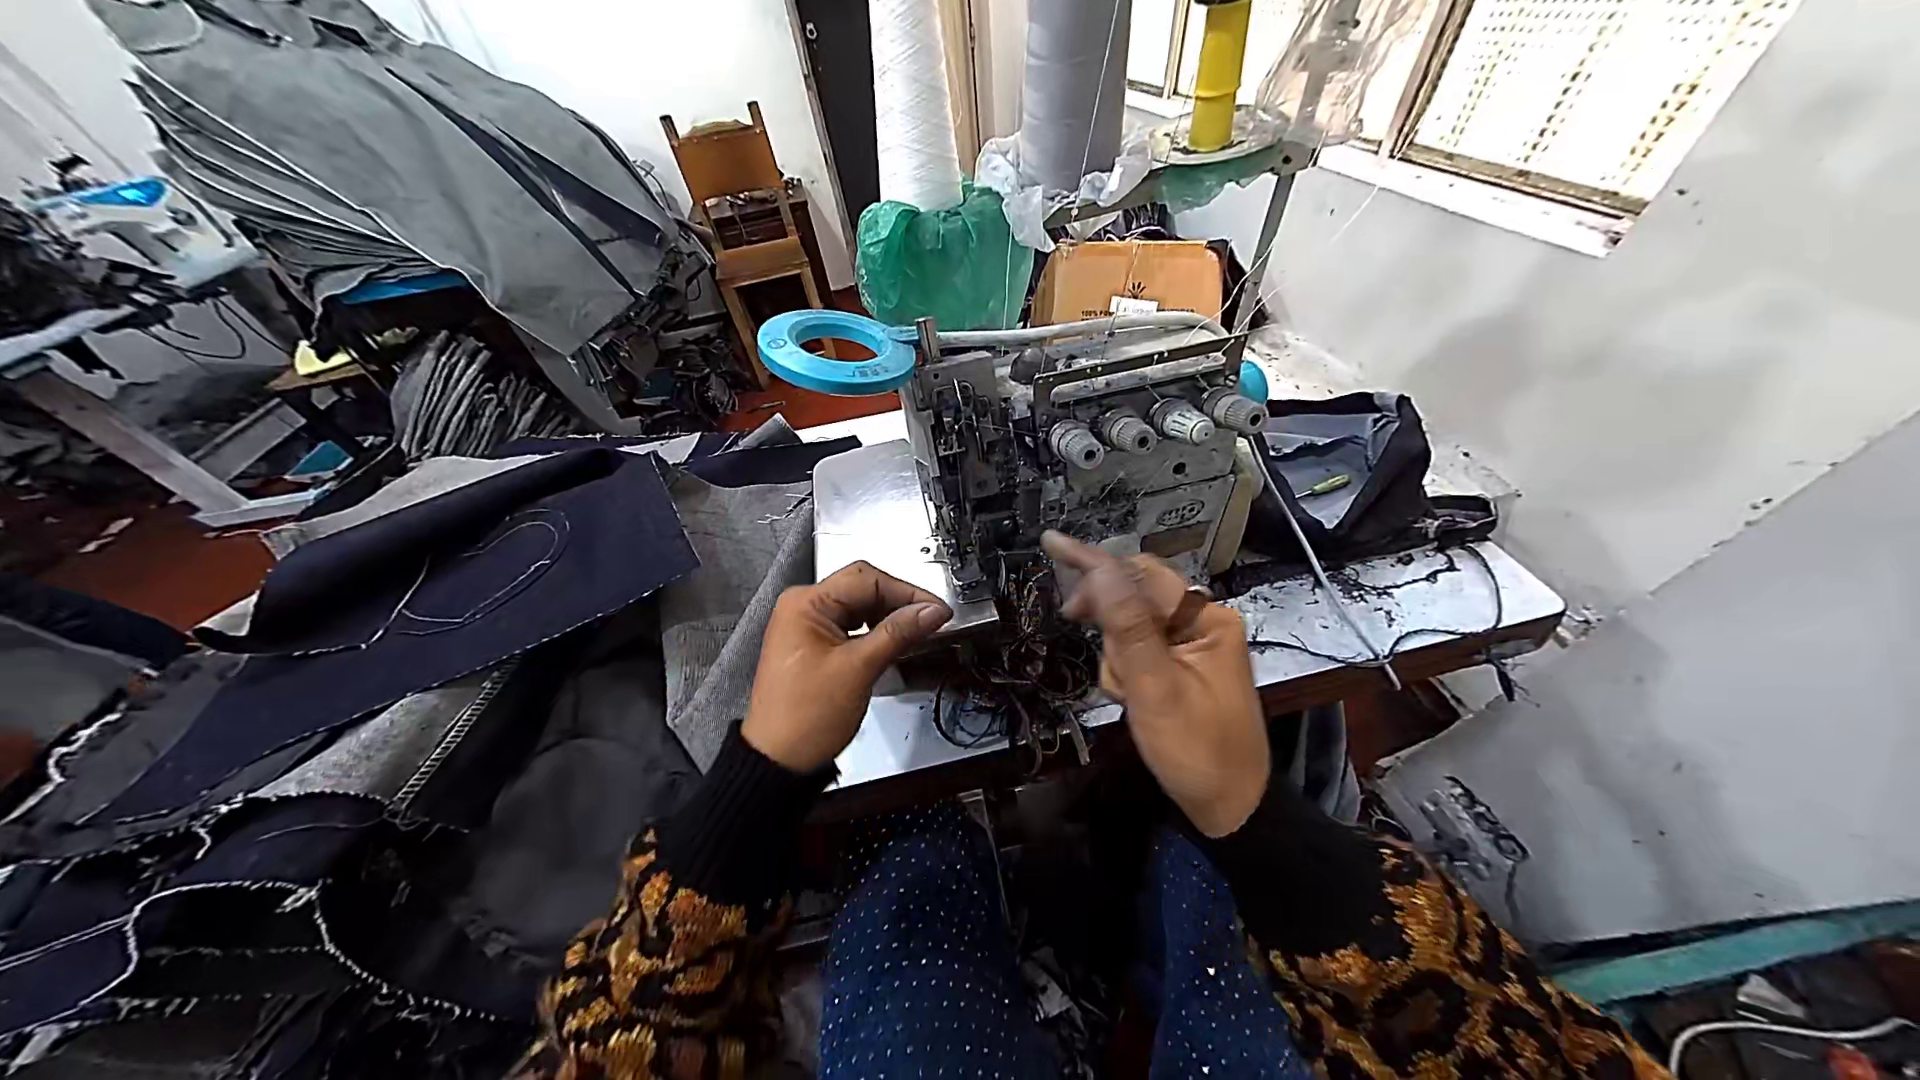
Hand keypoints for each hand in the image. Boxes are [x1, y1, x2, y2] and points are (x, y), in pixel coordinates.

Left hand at [743, 561, 951, 771]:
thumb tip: (929, 611)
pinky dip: (877, 632)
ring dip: (891, 617)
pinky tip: (895, 642)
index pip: (867, 580)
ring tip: (918, 631)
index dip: (907, 592)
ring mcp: (807, 627)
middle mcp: (802, 609)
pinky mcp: (815, 645)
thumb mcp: (858, 670)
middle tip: (932, 619)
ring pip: (860, 608)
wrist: (779, 762)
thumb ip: (898, 633)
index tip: (935, 609)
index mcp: (805, 604)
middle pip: (864, 589)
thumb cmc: (802, 719)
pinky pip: (853, 626)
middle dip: (900, 603)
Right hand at [1043, 531, 1268, 836]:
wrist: (1228, 807)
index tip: (1051, 542)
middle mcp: (1201, 622)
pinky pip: (1138, 650)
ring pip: (1129, 627)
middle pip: (1133, 598)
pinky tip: (1133, 698)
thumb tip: (1101, 569)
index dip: (1092, 561)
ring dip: (1117, 658)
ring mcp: (1190, 644)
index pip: (1140, 576)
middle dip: (1108, 624)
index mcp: (1206, 620)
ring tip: (1129, 695)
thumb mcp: (1156, 688)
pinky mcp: (1179, 664)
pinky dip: (1125, 670)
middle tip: (1075, 627)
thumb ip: (1127, 625)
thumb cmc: (1196, 751)